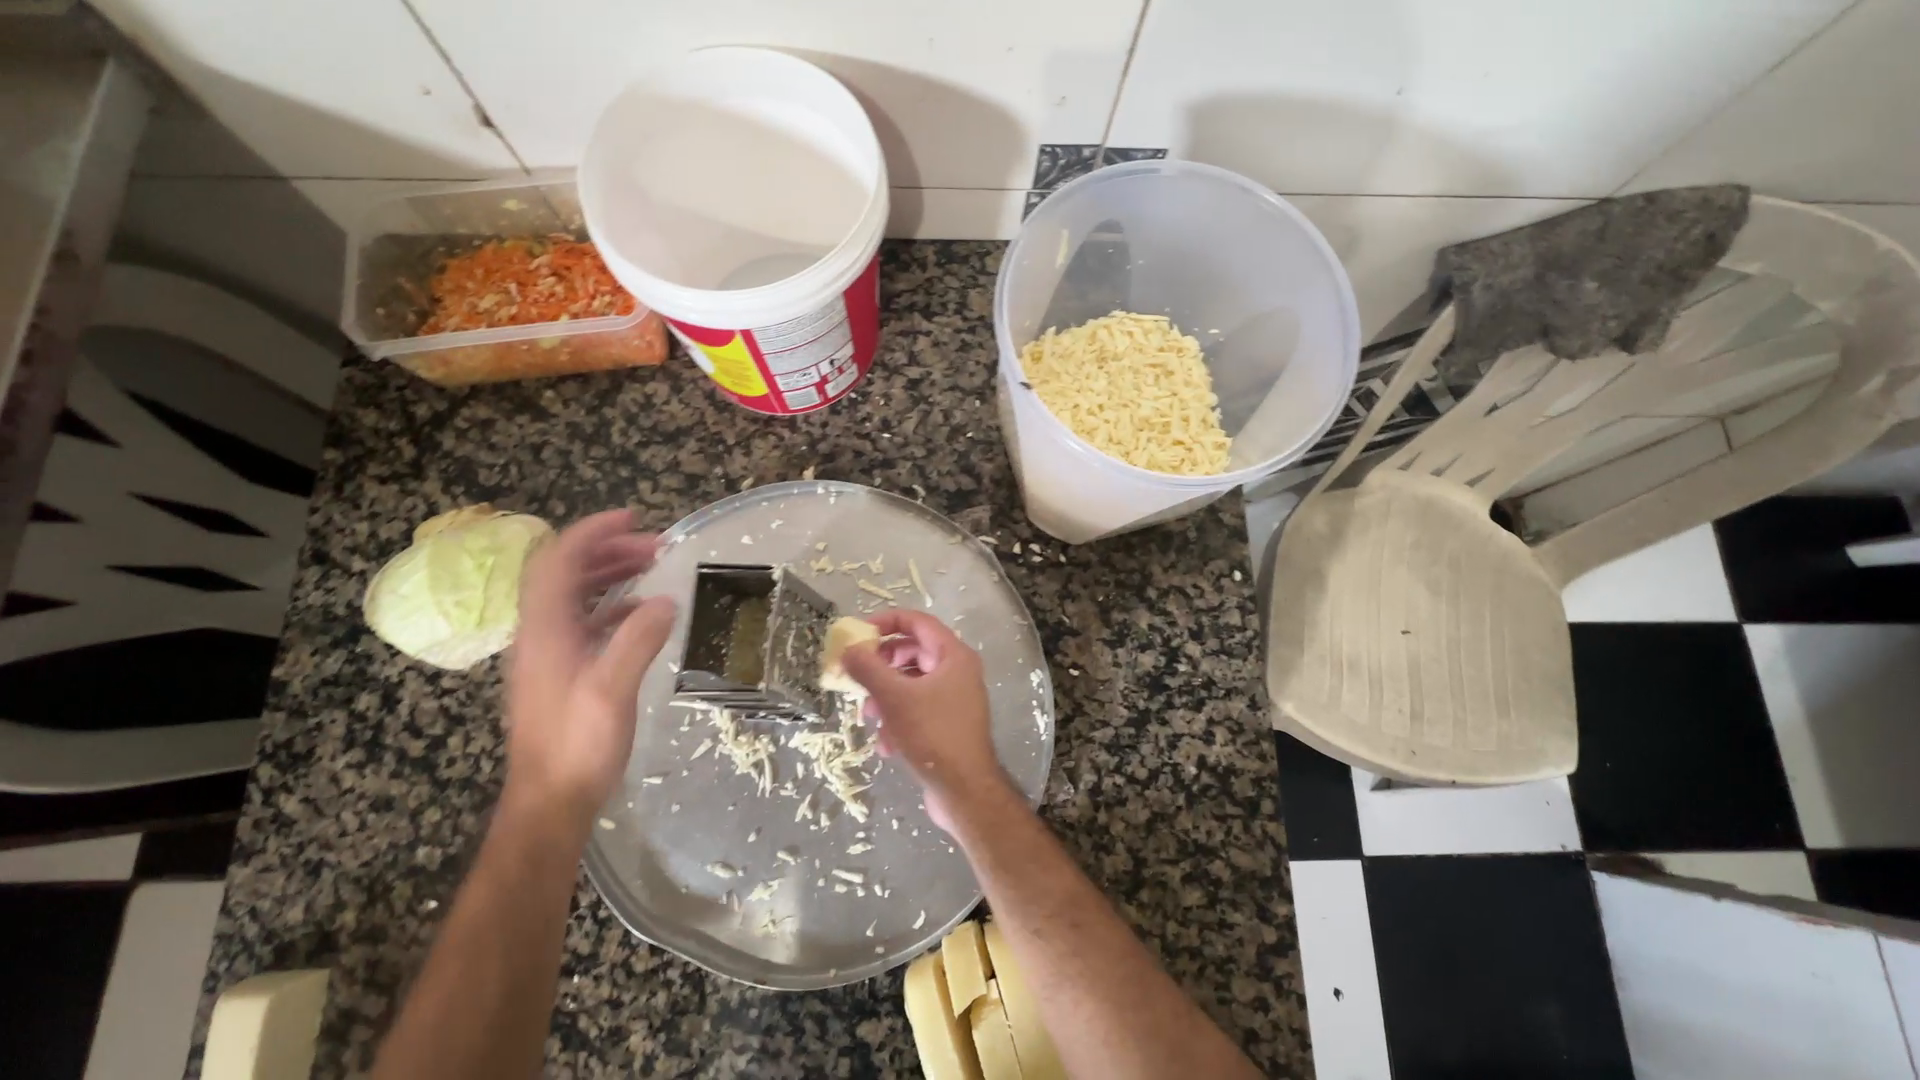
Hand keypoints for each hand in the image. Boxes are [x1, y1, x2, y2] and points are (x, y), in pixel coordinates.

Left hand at [505, 509, 675, 828]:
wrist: (550, 799)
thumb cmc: (577, 745)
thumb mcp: (612, 689)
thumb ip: (638, 640)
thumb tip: (665, 600)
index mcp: (545, 629)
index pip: (560, 561)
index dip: (593, 532)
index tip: (632, 518)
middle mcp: (540, 633)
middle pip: (566, 573)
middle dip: (608, 550)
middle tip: (654, 546)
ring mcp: (548, 653)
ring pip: (574, 596)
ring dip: (609, 575)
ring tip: (650, 568)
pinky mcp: (560, 672)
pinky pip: (583, 622)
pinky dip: (611, 606)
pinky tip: (640, 614)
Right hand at [840, 610, 1010, 830]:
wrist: (964, 791)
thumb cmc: (932, 736)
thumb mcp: (894, 698)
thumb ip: (868, 668)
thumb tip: (848, 648)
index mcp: (953, 656)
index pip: (918, 622)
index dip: (886, 621)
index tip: (858, 633)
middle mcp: (958, 672)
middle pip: (912, 653)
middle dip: (881, 666)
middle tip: (858, 676)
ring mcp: (955, 699)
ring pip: (911, 684)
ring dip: (885, 697)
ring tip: (868, 717)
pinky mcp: (949, 725)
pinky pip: (917, 710)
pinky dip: (898, 720)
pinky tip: (886, 745)